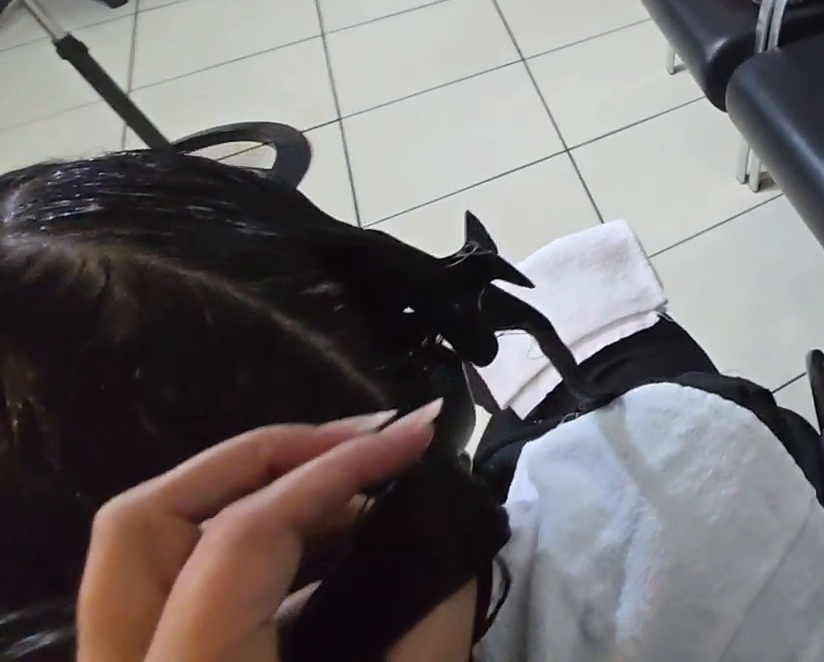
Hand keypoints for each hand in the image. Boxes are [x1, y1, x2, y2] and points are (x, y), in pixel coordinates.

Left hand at [76, 401, 464, 661]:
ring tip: (356, 477)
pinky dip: (257, 528)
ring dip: (262, 482)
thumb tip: (448, 514)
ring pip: (149, 539)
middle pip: (147, 516)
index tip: (421, 435)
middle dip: (267, 451)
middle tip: (363, 437)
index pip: (244, 533)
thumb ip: (436, 615)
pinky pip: (178, 574)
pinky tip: (334, 533)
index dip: (339, 464)